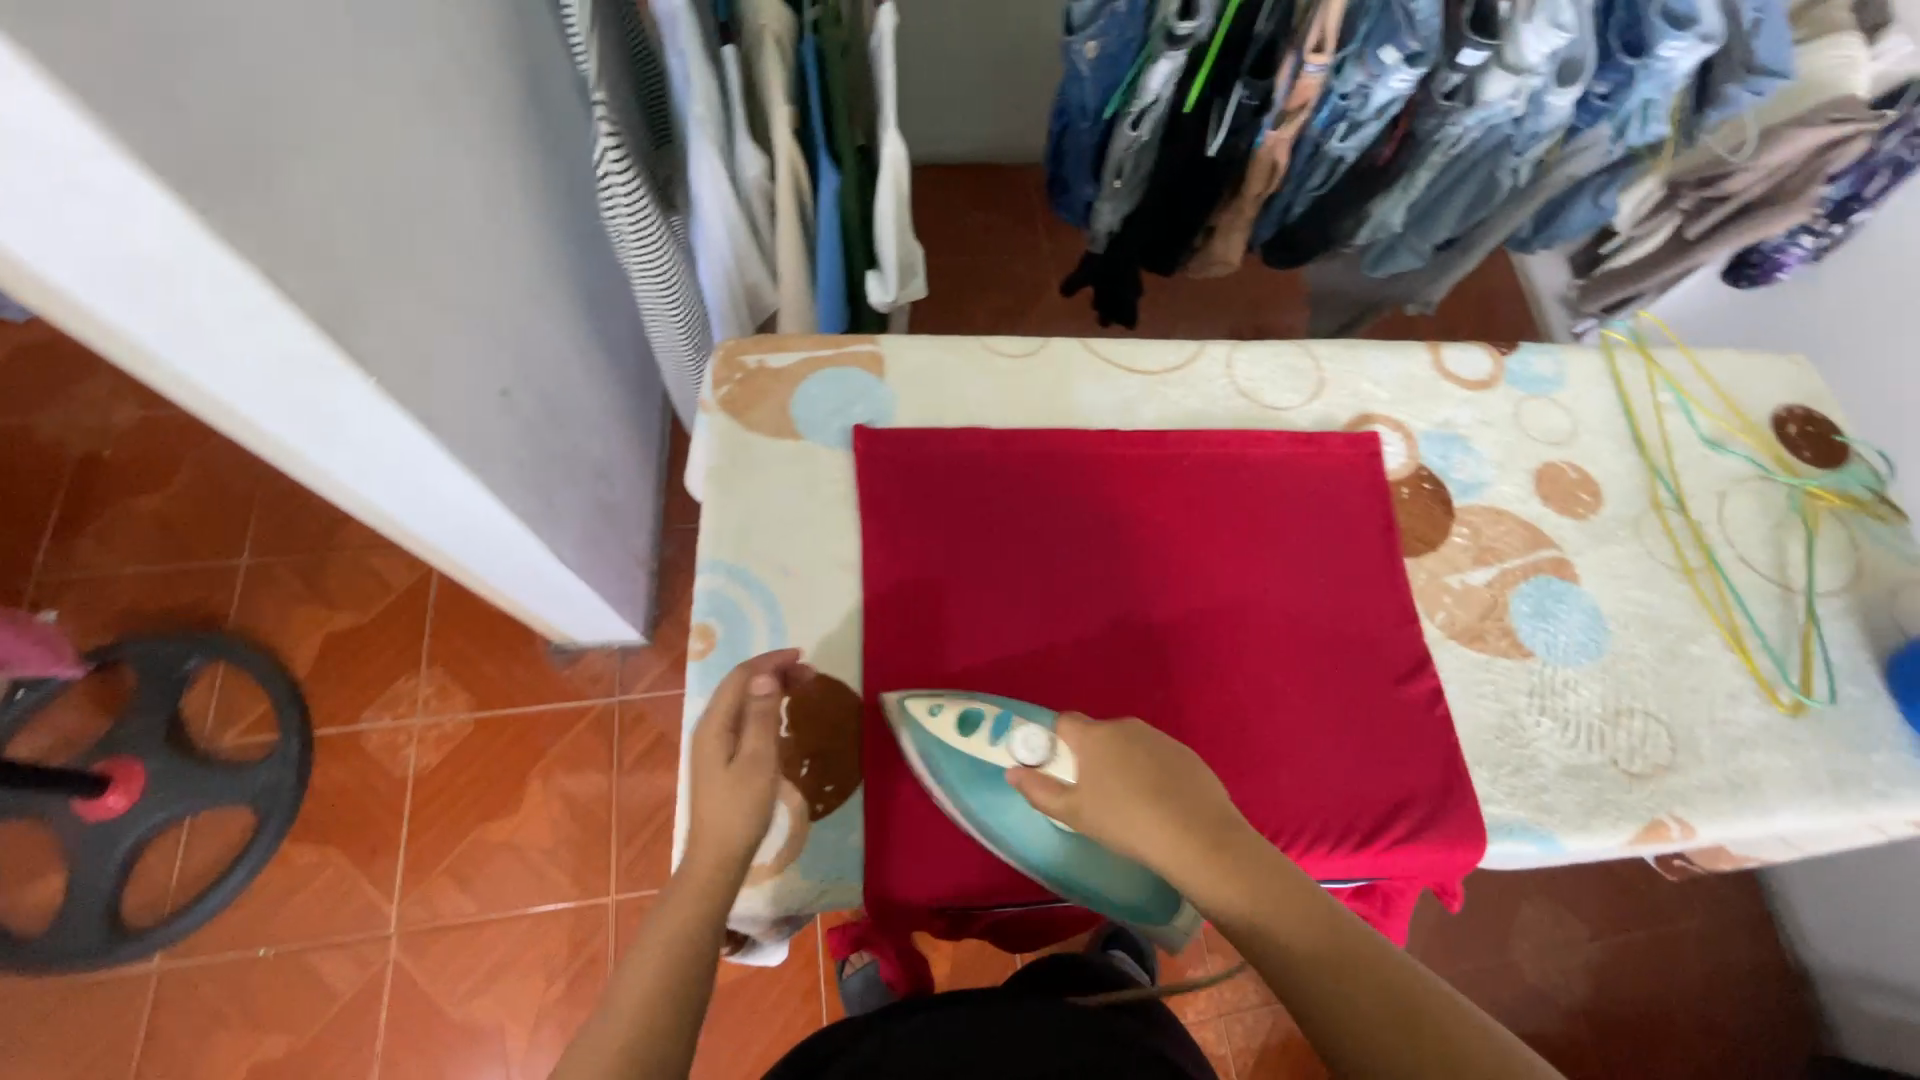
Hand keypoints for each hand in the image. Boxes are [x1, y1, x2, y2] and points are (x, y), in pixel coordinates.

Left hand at [682, 649, 813, 881]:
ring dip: (770, 688)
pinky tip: (781, 714)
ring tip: (800, 686)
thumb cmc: (741, 810)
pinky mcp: (721, 758)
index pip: (741, 677)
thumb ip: (762, 716)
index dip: (771, 662)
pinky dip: (764, 707)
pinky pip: (743, 718)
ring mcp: (713, 743)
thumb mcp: (759, 761)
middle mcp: (709, 727)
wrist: (718, 857)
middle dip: (773, 672)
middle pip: (740, 686)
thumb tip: (766, 676)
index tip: (803, 658)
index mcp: (714, 724)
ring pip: (742, 701)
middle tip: (809, 674)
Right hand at [1005, 714, 1258, 890]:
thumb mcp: (1074, 814)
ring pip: (1129, 746)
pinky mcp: (1187, 754)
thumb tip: (1012, 771)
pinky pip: (1158, 758)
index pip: (1064, 722)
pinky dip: (1153, 775)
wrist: (1198, 836)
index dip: (1056, 742)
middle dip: (1091, 758)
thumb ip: (1039, 789)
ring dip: (1123, 766)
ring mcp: (1160, 738)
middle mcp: (1126, 726)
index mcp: (1094, 736)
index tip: (1059, 770)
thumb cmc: (1125, 822)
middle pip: (1098, 735)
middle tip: (1093, 796)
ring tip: (1130, 806)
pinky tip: (1160, 806)